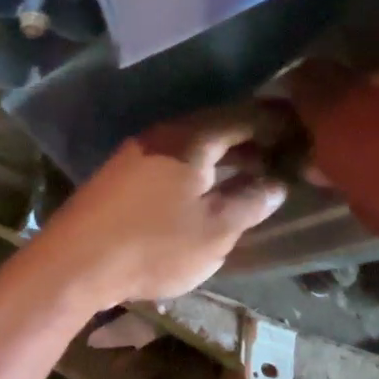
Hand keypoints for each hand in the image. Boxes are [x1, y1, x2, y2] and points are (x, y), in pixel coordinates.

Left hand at [29, 106, 289, 308]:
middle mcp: (161, 134)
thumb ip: (251, 201)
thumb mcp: (216, 229)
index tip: (303, 134)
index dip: (277, 123)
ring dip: (224, 156)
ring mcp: (136, 154)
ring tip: (253, 176)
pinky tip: (208, 190)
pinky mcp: (120, 177)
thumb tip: (275, 182)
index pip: (244, 115)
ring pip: (192, 146)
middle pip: (215, 127)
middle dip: (251, 139)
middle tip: (284, 156)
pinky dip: (197, 169)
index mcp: (190, 138)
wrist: (74, 263)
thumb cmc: (153, 245)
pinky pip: (171, 161)